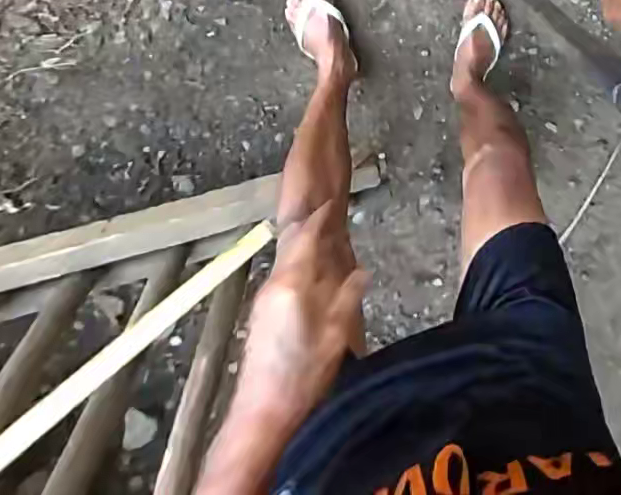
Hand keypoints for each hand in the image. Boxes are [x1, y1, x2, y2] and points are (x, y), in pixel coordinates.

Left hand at [233, 199, 368, 429]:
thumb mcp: (335, 336)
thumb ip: (348, 298)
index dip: (318, 218)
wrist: (259, 417)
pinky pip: (282, 279)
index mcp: (292, 283)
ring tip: (321, 242)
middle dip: (309, 229)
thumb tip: (361, 274)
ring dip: (303, 249)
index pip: (305, 238)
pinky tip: (307, 280)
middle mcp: (273, 285)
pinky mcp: (260, 318)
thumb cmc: (301, 376)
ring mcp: (263, 302)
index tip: (330, 202)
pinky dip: (296, 268)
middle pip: (292, 246)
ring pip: (286, 263)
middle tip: (326, 216)